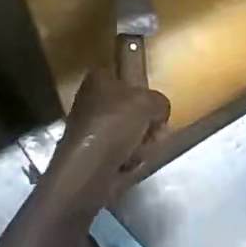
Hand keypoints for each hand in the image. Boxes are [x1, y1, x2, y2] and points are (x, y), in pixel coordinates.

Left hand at [53, 68, 170, 180]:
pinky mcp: (86, 155)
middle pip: (126, 108)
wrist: (88, 169)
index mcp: (97, 78)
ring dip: (137, 144)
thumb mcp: (148, 103)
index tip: (154, 107)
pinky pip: (115, 154)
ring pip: (122, 133)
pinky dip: (125, 161)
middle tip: (155, 133)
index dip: (143, 92)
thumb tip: (160, 111)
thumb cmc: (115, 124)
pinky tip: (130, 166)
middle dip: (143, 123)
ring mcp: (85, 128)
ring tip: (142, 152)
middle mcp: (88, 99)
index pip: (125, 77)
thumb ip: (159, 102)